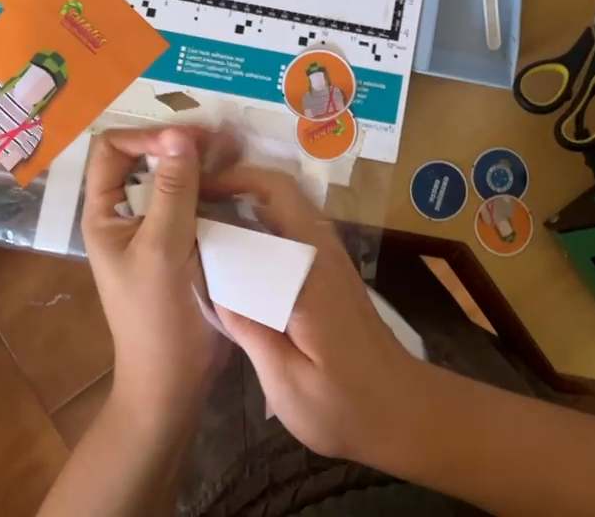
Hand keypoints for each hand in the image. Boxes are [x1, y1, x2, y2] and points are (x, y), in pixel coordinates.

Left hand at [81, 126, 231, 431]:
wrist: (175, 380)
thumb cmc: (158, 317)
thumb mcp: (163, 249)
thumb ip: (173, 190)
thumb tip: (180, 133)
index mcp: (106, 212)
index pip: (114, 149)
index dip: (147, 136)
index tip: (189, 140)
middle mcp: (128, 213)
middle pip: (146, 156)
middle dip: (180, 142)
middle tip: (222, 140)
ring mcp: (158, 227)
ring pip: (175, 176)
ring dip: (202, 161)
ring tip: (236, 152)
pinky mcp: (187, 240)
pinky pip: (197, 199)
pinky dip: (216, 184)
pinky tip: (240, 180)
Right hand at [207, 165, 431, 462]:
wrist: (403, 412)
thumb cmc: (344, 404)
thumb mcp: (286, 380)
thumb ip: (249, 329)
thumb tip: (211, 284)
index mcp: (311, 268)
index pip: (273, 198)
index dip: (231, 183)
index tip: (191, 190)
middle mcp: (323, 251)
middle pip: (281, 191)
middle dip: (237, 182)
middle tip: (193, 195)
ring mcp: (330, 259)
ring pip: (287, 208)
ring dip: (249, 201)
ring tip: (204, 214)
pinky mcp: (330, 273)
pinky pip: (291, 231)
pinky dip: (260, 226)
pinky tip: (233, 250)